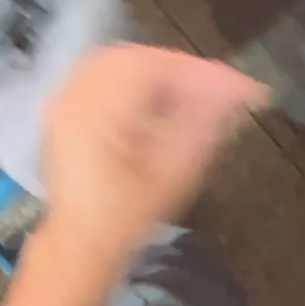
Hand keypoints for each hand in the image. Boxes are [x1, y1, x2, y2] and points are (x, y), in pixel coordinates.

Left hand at [40, 44, 266, 266]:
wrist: (78, 247)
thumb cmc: (125, 218)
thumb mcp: (172, 174)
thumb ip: (202, 124)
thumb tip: (234, 92)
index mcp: (97, 111)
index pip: (154, 67)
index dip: (201, 72)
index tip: (241, 88)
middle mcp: (73, 97)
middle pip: (135, 58)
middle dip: (182, 69)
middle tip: (221, 89)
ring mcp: (63, 102)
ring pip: (118, 63)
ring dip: (159, 72)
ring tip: (196, 95)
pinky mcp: (63, 112)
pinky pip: (102, 76)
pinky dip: (134, 81)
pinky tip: (159, 102)